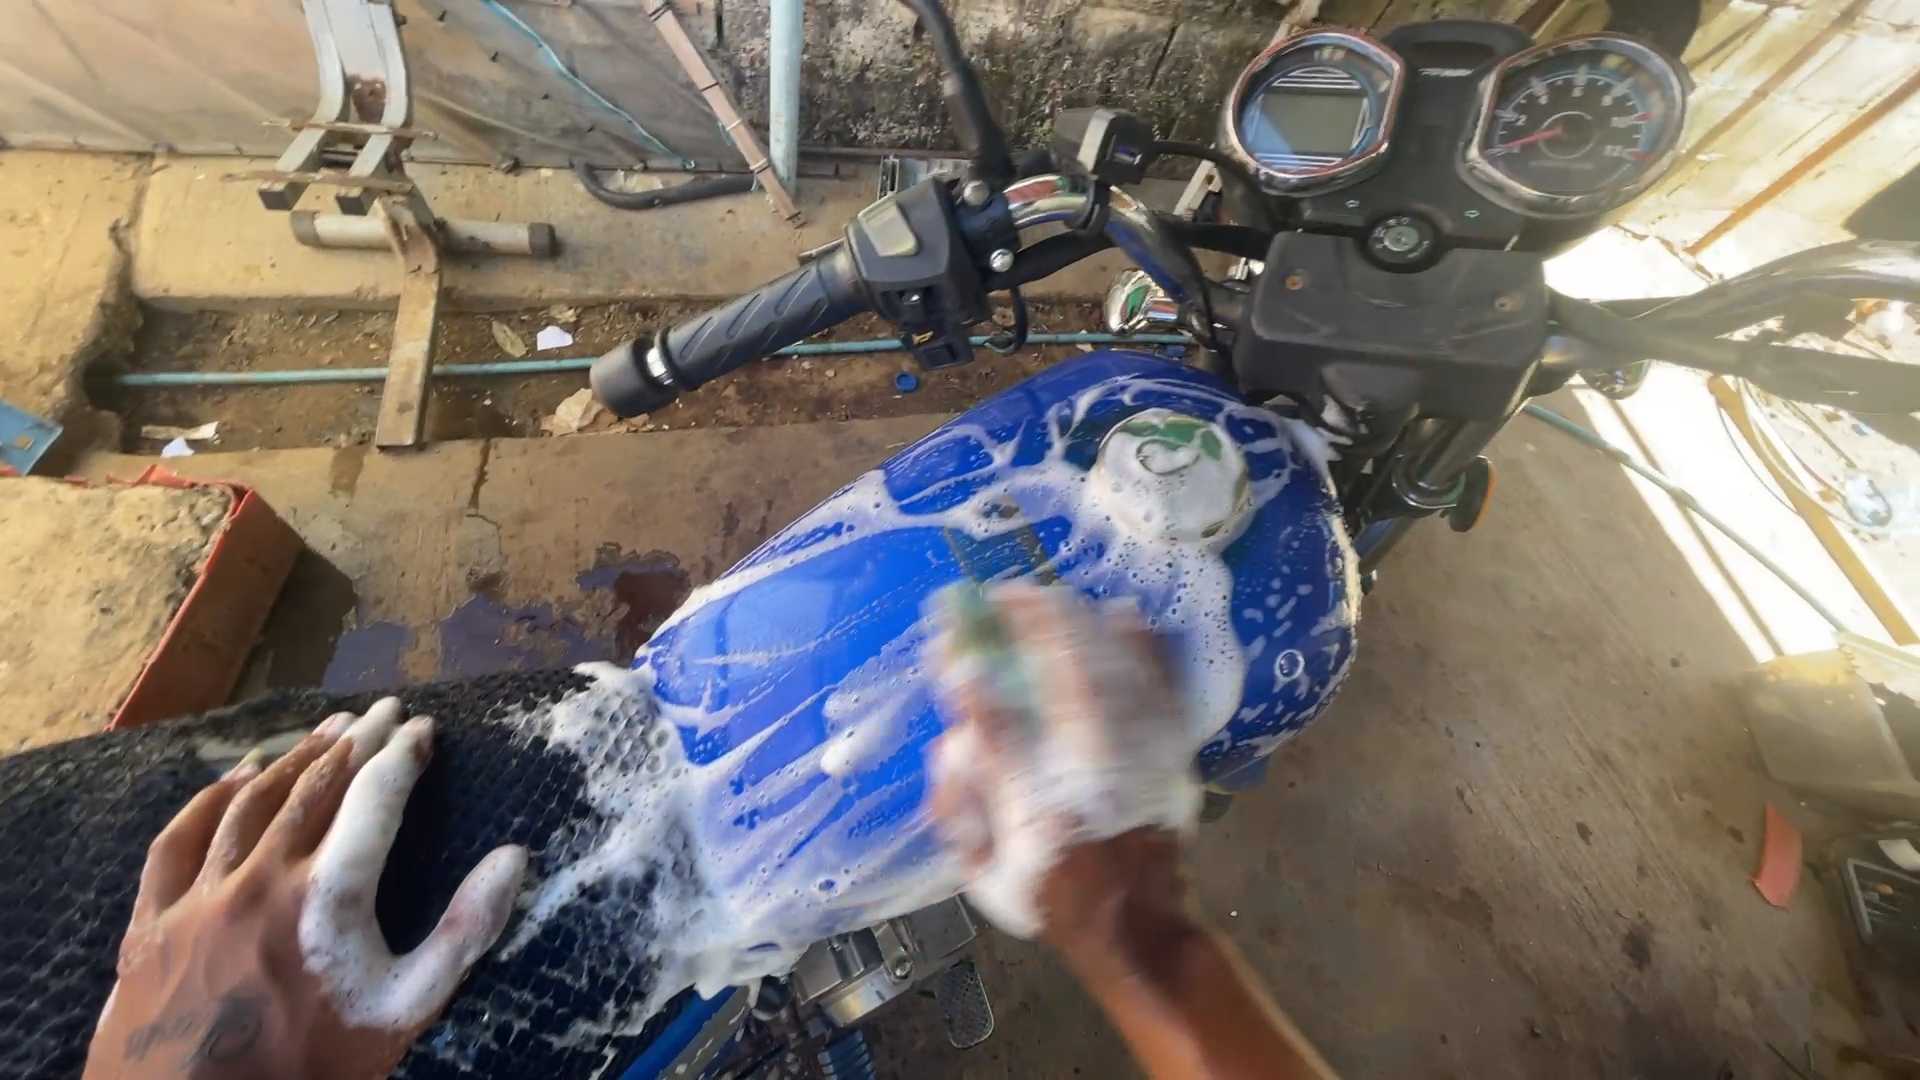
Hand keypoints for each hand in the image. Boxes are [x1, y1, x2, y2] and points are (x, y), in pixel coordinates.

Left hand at [85, 700, 527, 1079]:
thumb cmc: (315, 1062)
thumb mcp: (410, 1005)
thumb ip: (467, 929)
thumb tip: (515, 856)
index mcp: (327, 896)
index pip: (375, 796)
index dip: (404, 753)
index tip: (426, 727)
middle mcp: (260, 882)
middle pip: (317, 785)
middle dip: (359, 739)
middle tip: (388, 709)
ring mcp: (197, 901)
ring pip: (252, 802)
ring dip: (299, 756)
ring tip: (332, 727)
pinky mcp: (150, 925)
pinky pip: (177, 841)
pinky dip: (212, 797)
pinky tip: (239, 774)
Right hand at [928, 585, 1339, 1079]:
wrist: (1135, 924)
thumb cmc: (1052, 895)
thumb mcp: (987, 868)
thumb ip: (961, 805)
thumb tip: (949, 739)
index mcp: (1036, 804)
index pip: (995, 725)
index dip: (971, 680)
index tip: (949, 649)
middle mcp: (1087, 772)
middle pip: (1059, 676)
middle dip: (1028, 626)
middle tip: (1003, 600)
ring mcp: (1136, 757)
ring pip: (1109, 669)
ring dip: (1075, 626)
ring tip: (1046, 597)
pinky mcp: (1168, 752)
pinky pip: (1159, 688)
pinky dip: (1144, 649)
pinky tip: (1126, 615)